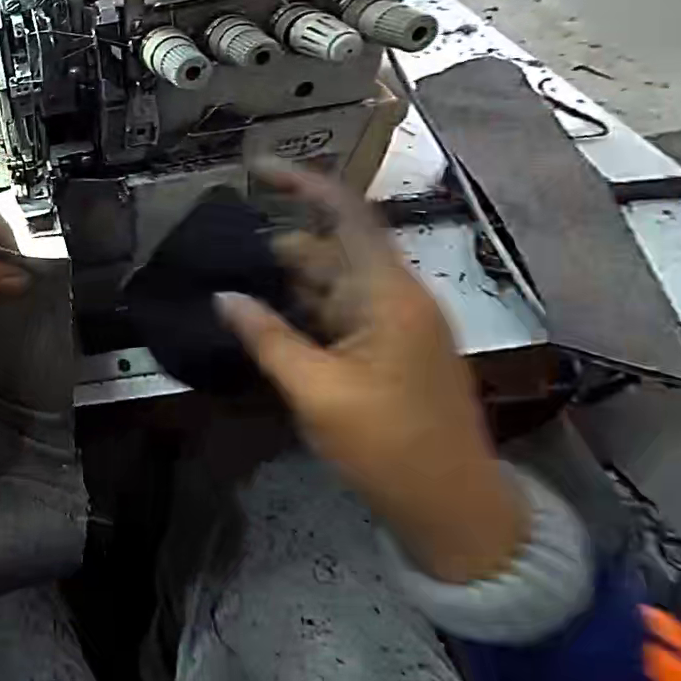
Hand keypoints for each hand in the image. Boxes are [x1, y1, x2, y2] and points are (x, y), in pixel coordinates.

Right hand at [215, 165, 526, 582]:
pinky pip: (344, 310)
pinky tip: (272, 323)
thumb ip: (267, 338)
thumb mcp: (317, 392)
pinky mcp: (393, 346)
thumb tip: (224, 297)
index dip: (300, 184)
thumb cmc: (389, 449)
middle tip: (224, 260)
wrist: (456, 511)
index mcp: (389, 292)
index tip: (255, 169)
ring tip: (238, 291)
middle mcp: (397, 294)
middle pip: (332, 249)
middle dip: (280, 252)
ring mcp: (398, 320)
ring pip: (335, 282)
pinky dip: (308, 311)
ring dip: (291, 285)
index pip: (345, 213)